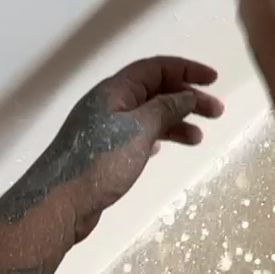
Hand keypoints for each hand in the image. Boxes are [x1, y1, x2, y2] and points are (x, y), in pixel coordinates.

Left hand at [29, 57, 222, 240]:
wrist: (58, 205)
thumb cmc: (99, 162)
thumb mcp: (139, 130)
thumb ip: (166, 108)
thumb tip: (186, 95)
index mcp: (115, 90)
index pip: (157, 68)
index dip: (187, 70)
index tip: (214, 80)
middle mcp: (110, 104)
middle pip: (156, 90)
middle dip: (187, 97)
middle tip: (216, 112)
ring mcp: (106, 129)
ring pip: (150, 115)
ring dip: (177, 121)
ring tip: (199, 138)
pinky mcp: (105, 153)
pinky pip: (139, 134)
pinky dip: (159, 137)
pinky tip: (168, 147)